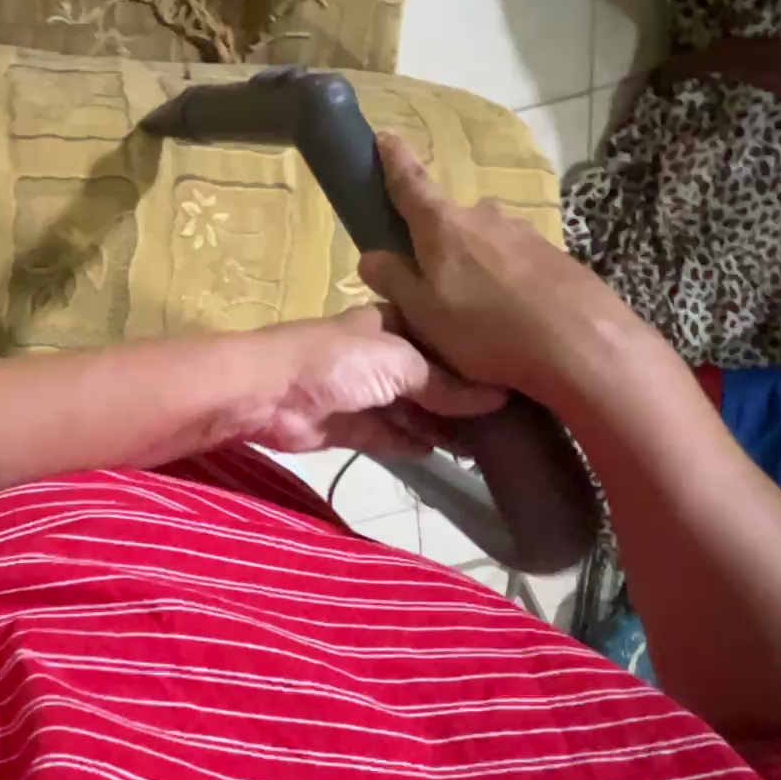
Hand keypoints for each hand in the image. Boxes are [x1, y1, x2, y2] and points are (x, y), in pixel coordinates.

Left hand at [234, 304, 506, 457]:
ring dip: (438, 426)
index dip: (472, 359)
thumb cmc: (337, 361)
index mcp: (391, 325)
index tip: (512, 379)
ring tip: (483, 444)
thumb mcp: (399, 361)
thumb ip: (443, 382)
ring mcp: (360, 394)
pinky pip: (386, 437)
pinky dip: (409, 444)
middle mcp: (378, 357)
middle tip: (507, 421)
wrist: (269, 394)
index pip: (441, 341)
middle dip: (459, 399)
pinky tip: (441, 454)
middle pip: (426, 380)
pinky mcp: (345, 428)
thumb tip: (493, 399)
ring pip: (408, 411)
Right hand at [357, 134, 658, 410]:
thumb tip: (371, 255)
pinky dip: (499, 281)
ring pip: (481, 244)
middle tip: (425, 285)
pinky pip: (510, 263)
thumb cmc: (483, 330)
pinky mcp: (551, 256)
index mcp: (443, 226)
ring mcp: (522, 233)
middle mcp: (483, 216)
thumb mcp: (422, 313)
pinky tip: (504, 316)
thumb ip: (394, 281)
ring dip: (469, 267)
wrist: (577, 342)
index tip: (383, 137)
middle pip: (447, 222)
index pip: (411, 184)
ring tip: (468, 312)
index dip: (394, 161)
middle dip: (432, 244)